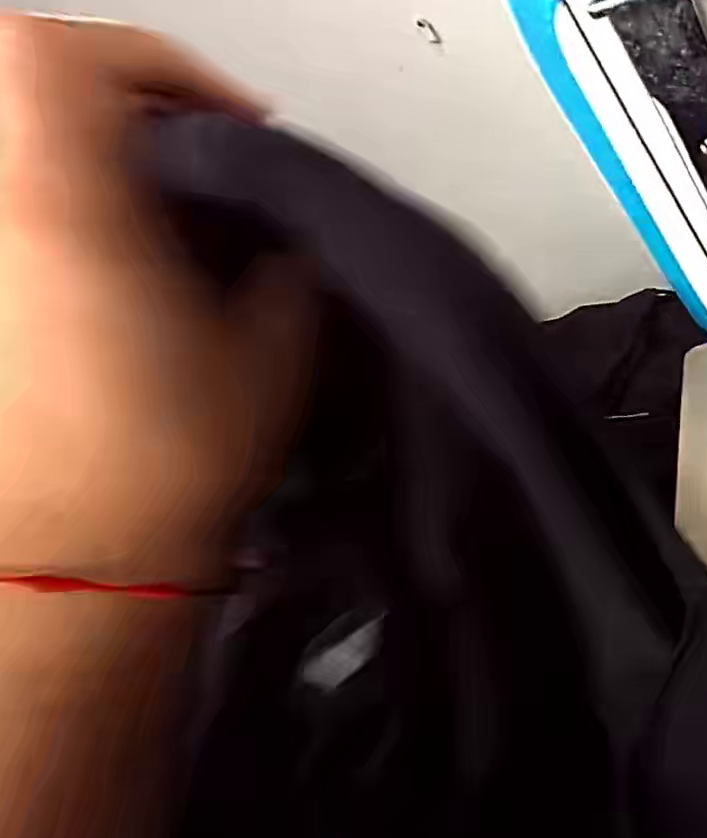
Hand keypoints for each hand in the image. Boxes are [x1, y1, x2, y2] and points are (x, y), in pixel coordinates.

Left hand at [0, 16, 314, 584]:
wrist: (79, 522)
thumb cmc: (183, 442)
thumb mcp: (277, 351)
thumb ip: (289, 271)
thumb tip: (289, 229)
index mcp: (60, 211)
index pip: (61, 56)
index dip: (161, 65)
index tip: (245, 120)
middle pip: (21, 77)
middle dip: (134, 101)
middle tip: (219, 161)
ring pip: (14, 133)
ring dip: (106, 147)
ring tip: (188, 206)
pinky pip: (17, 191)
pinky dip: (78, 191)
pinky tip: (140, 242)